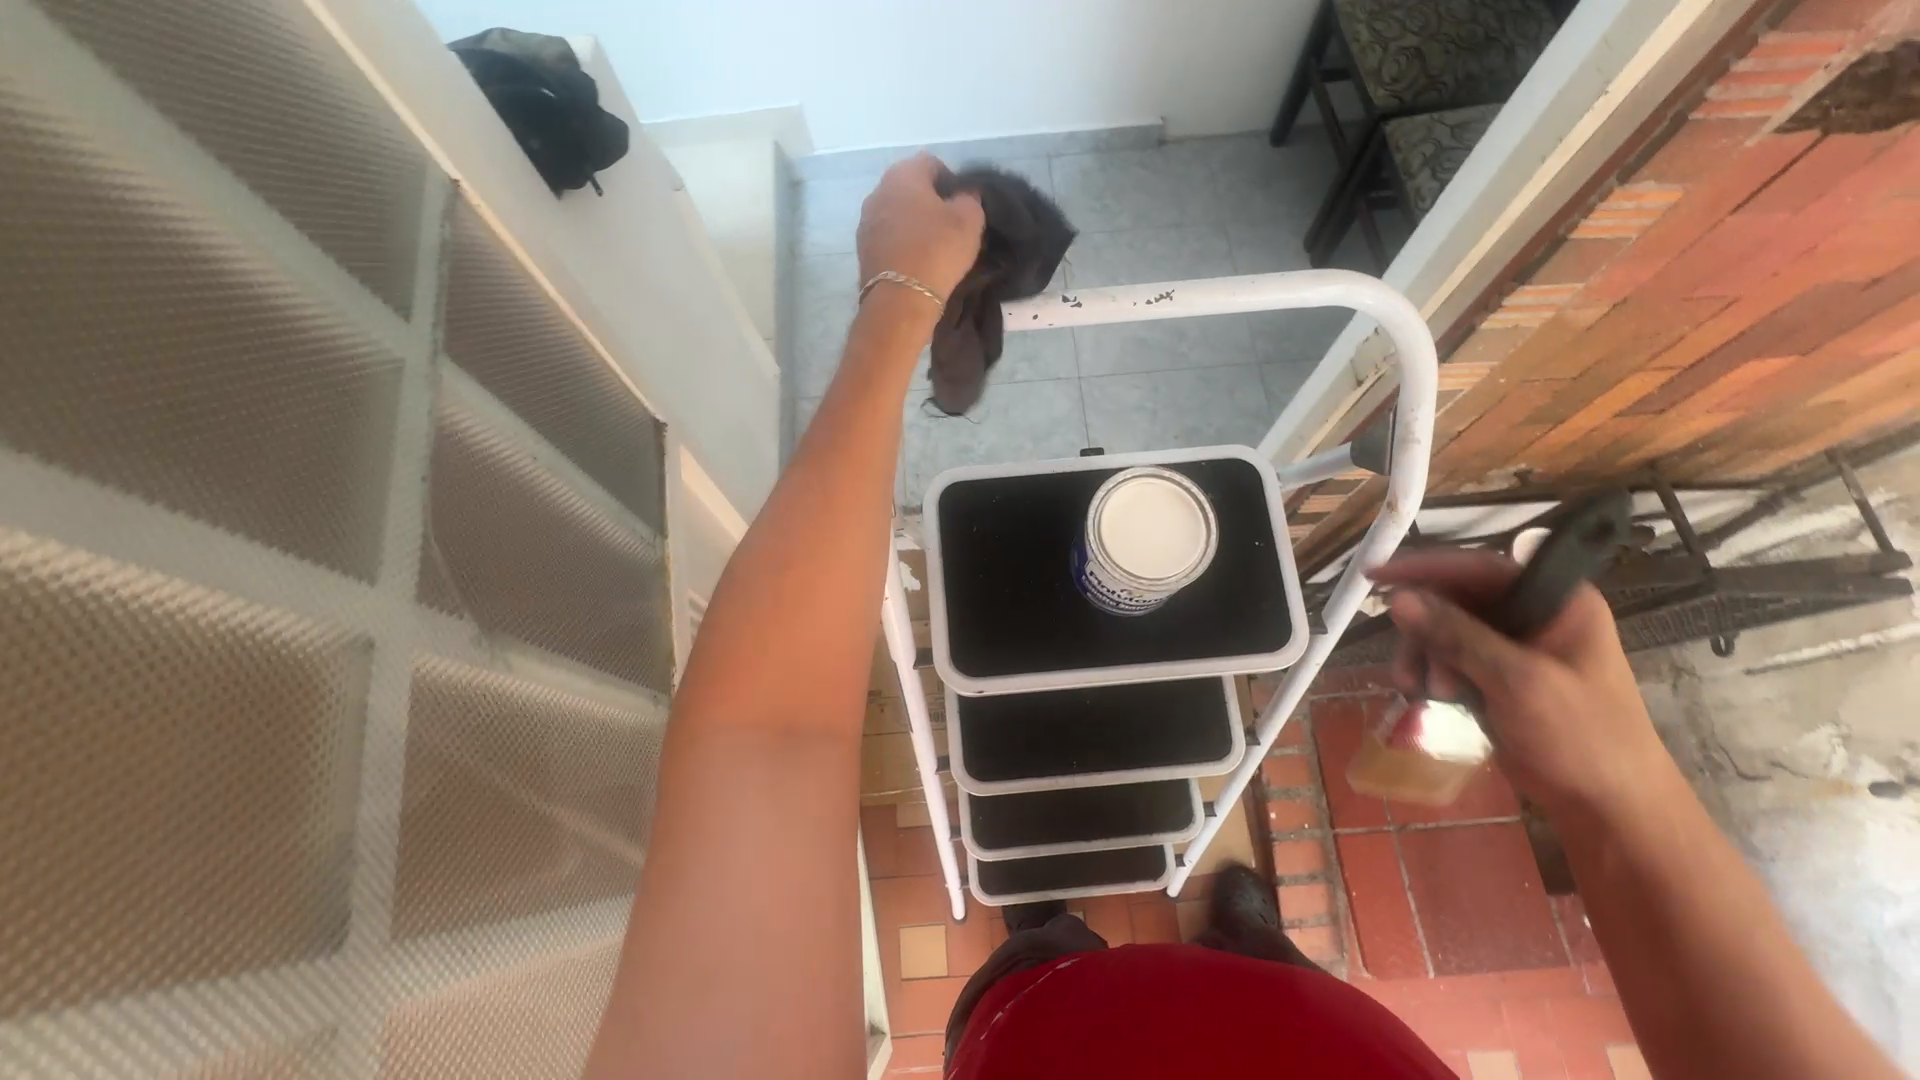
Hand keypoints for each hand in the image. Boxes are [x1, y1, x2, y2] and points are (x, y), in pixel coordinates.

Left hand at [855, 153, 984, 306]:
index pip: (930, 162)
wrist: (900, 299)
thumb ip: (969, 199)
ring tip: (931, 244)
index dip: (950, 179)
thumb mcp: (969, 220)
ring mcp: (866, 220)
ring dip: (912, 222)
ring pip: (895, 211)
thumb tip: (963, 194)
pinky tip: (915, 259)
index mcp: (903, 175)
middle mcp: (878, 191)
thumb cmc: (938, 251)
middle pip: (908, 186)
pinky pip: (887, 236)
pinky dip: (900, 241)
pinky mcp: (862, 249)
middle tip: (949, 224)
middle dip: (928, 200)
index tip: (962, 203)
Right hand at [1368, 551, 1672, 818]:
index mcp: (1558, 602)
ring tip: (1420, 691)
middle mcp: (1535, 616)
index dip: (1426, 568)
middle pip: (1455, 600)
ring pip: (1445, 631)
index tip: (1376, 576)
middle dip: (1425, 631)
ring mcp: (1515, 648)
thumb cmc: (1580, 737)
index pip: (1480, 568)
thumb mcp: (1517, 681)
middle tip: (1409, 667)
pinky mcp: (1498, 677)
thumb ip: (1456, 635)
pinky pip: (1449, 659)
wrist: (1607, 806)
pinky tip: (1429, 698)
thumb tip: (1398, 599)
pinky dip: (1433, 674)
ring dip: (1425, 657)